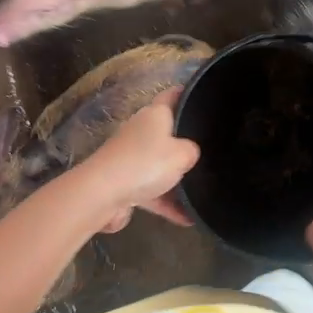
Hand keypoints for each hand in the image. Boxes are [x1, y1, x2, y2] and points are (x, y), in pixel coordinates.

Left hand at [79, 91, 199, 232]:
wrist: (103, 193)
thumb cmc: (146, 163)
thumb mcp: (182, 154)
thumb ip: (191, 151)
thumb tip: (190, 152)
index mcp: (154, 114)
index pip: (172, 95)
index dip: (186, 94)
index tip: (202, 97)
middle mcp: (140, 130)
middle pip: (166, 132)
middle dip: (184, 142)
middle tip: (209, 151)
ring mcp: (130, 156)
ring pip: (158, 164)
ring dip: (176, 179)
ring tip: (201, 190)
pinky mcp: (123, 182)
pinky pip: (152, 191)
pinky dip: (167, 203)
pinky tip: (187, 219)